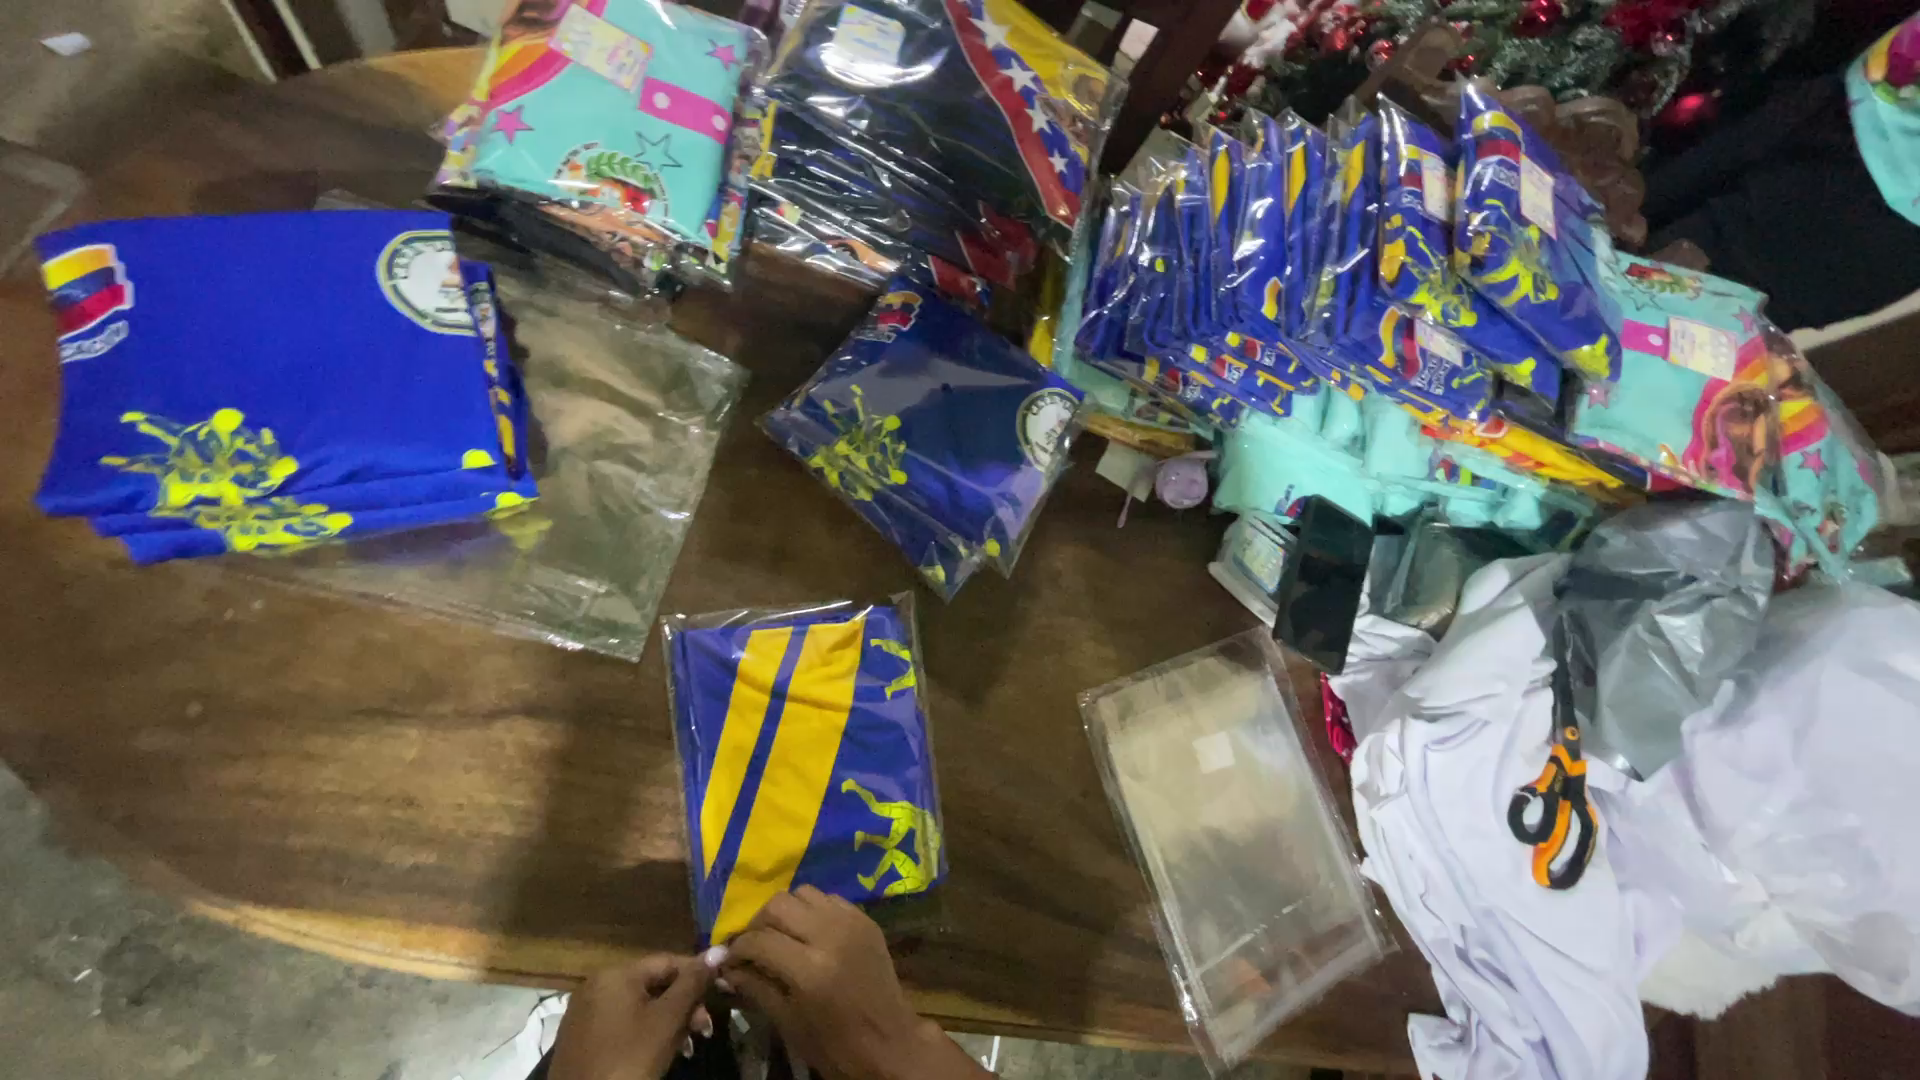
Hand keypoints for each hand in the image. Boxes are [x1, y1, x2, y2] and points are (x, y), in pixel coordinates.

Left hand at [548, 955, 715, 1079]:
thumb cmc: (628, 1060)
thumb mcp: (667, 1020)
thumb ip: (693, 982)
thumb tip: (719, 949)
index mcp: (615, 974)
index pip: (668, 962)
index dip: (698, 976)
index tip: (718, 996)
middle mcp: (596, 986)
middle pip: (654, 985)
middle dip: (683, 1006)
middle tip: (703, 1030)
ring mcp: (585, 1014)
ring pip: (640, 1007)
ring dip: (668, 1023)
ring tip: (687, 1047)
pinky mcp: (581, 1040)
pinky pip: (622, 1025)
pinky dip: (644, 1034)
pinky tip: (660, 1053)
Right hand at [719, 886, 987, 1079]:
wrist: (888, 1043)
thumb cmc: (834, 1044)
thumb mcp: (788, 1022)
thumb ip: (755, 987)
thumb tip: (726, 967)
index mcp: (810, 969)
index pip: (760, 940)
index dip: (738, 948)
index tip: (729, 958)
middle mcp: (830, 934)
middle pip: (779, 904)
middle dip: (759, 923)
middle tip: (753, 944)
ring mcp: (851, 921)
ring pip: (804, 892)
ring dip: (786, 911)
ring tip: (780, 935)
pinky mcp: (865, 918)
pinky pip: (829, 899)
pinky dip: (812, 910)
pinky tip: (808, 932)